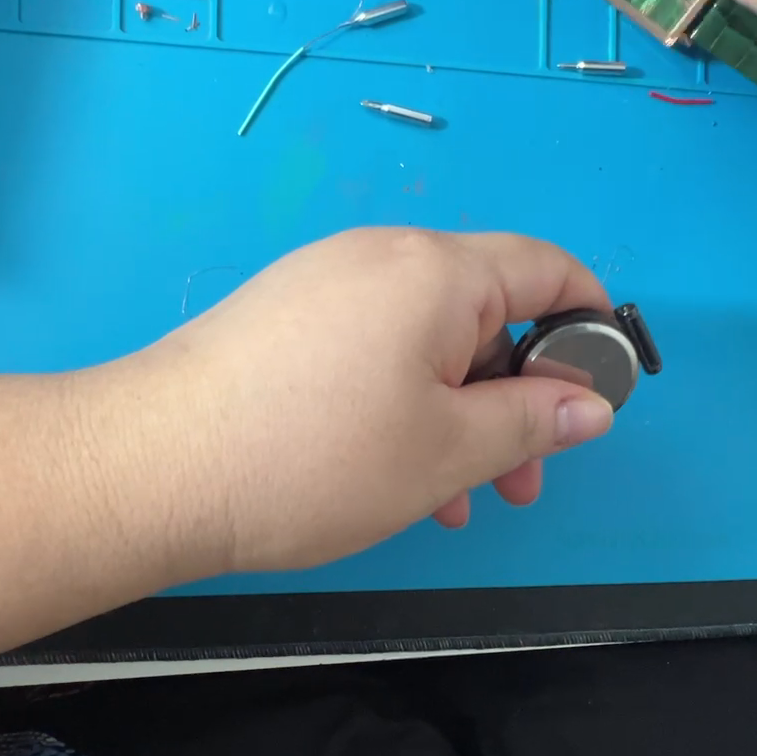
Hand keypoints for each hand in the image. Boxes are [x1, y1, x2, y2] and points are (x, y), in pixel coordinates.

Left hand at [132, 228, 617, 573]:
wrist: (153, 468)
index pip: (544, 267)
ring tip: (453, 498)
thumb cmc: (317, 458)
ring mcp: (323, 283)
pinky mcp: (285, 317)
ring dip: (457, 414)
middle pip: (482, 312)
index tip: (603, 379)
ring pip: (425, 343)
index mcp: (435, 271)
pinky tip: (392, 473)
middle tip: (520, 478)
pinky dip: (402, 404)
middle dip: (514, 396)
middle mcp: (380, 257)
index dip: (589, 317)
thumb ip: (532, 420)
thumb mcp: (446, 450)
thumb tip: (592, 404)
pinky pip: (372, 350)